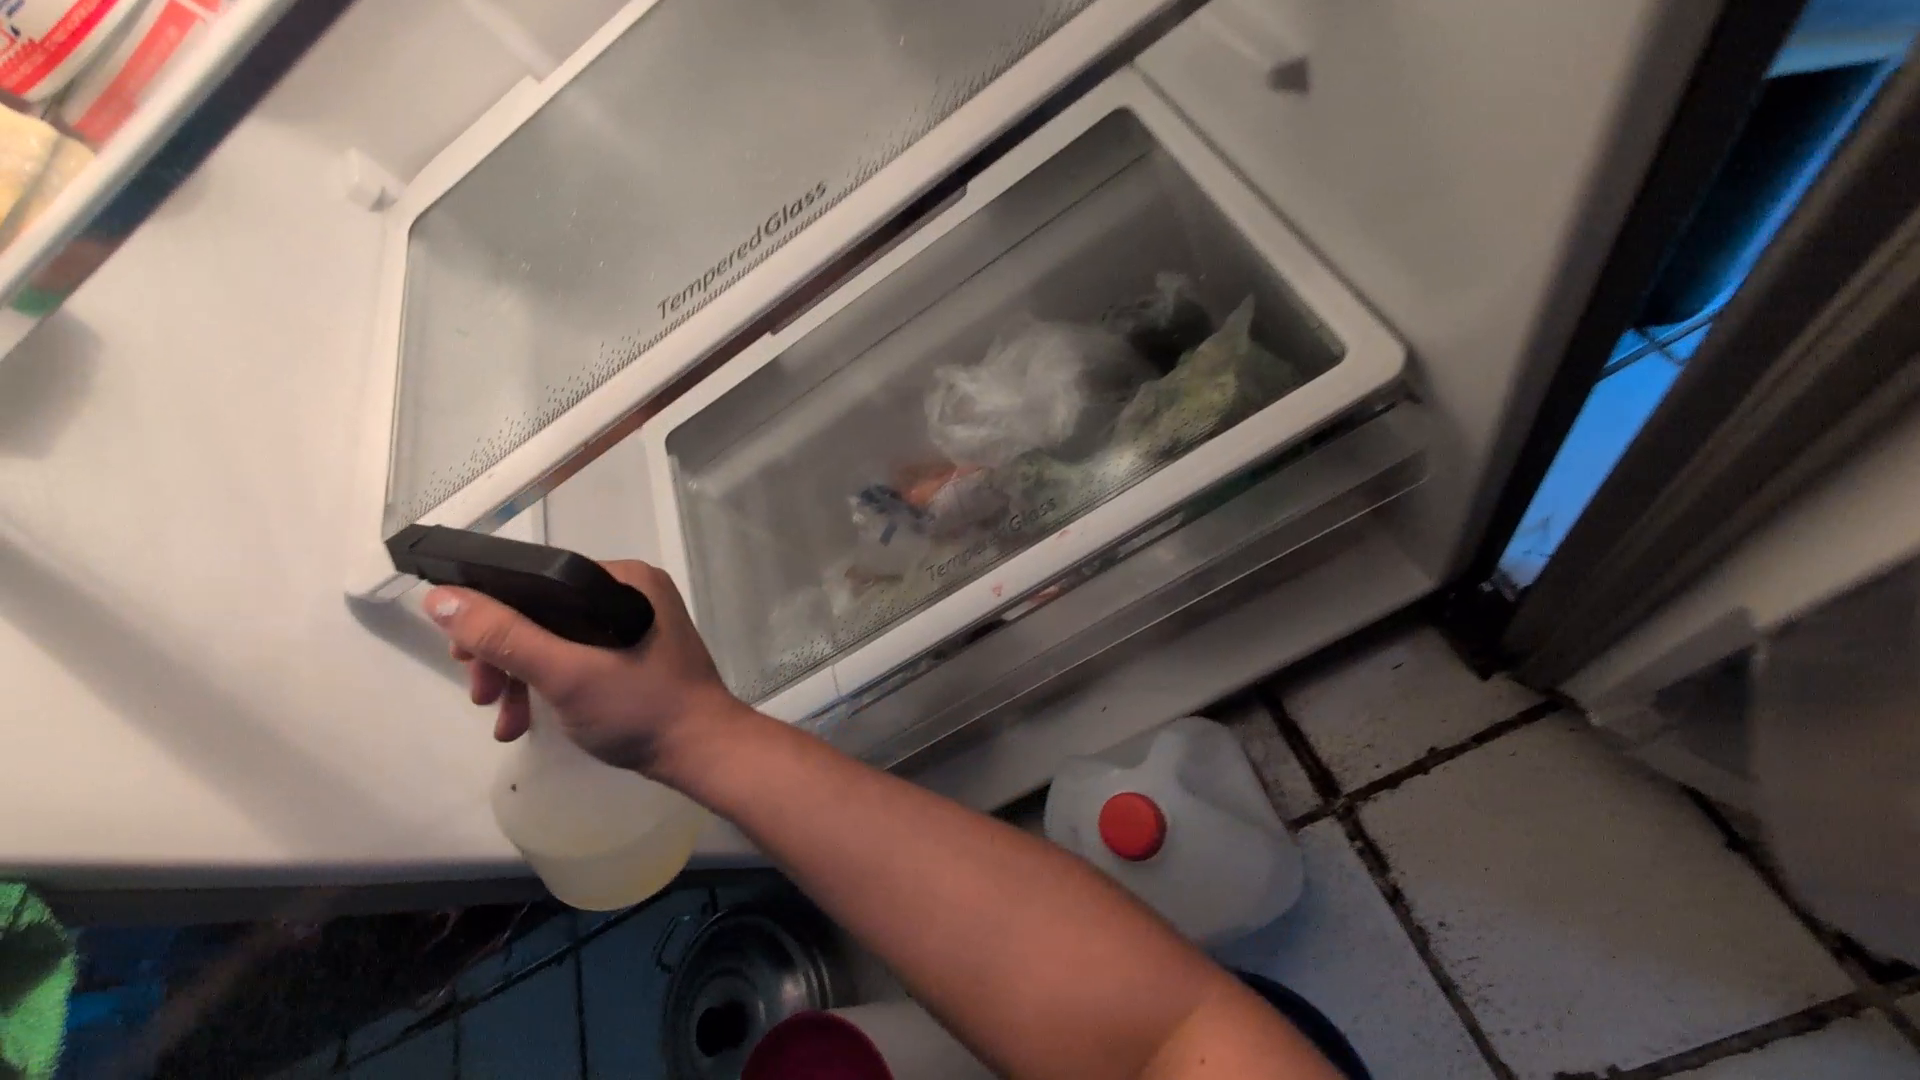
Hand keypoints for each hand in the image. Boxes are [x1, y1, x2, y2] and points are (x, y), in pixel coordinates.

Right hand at [421, 559, 743, 777]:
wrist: (702, 752)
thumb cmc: (640, 708)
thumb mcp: (565, 674)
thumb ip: (505, 637)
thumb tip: (442, 598)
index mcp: (622, 580)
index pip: (537, 581)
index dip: (490, 616)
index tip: (461, 656)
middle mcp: (630, 592)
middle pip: (543, 614)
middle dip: (504, 657)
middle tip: (481, 696)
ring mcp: (635, 624)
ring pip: (556, 640)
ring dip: (521, 679)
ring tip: (504, 723)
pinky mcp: (634, 653)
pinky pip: (577, 657)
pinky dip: (549, 685)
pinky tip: (526, 721)